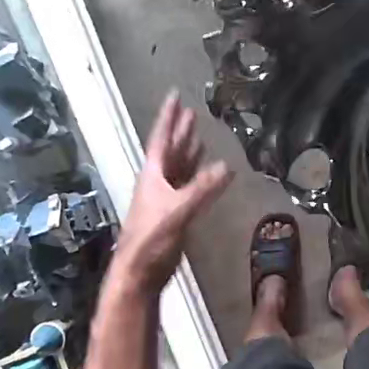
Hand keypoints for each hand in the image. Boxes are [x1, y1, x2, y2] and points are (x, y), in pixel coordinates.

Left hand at [108, 90, 232, 294]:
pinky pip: (188, 187)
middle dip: (180, 130)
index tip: (175, 95)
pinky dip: (198, 176)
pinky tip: (207, 172)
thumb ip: (202, 189)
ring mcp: (165, 197)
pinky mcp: (174, 213)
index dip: (168, 117)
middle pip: (170, 150)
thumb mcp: (178, 210)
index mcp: (153, 174)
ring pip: (179, 168)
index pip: (161, 138)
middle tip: (191, 111)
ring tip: (199, 134)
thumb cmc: (151, 238)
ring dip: (188, 151)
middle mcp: (157, 181)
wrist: (140, 272)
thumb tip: (227, 167)